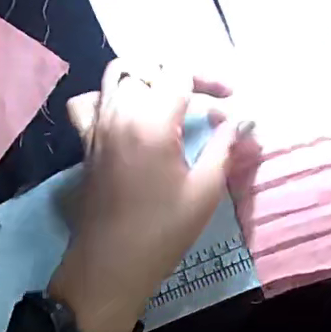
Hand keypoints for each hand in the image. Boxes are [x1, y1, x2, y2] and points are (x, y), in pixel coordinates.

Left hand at [48, 60, 251, 331]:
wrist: (111, 265)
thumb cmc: (164, 230)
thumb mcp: (206, 189)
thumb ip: (225, 146)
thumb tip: (244, 119)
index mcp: (152, 122)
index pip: (178, 72)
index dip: (210, 78)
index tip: (231, 100)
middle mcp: (120, 113)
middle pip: (146, 66)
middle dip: (179, 75)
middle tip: (206, 98)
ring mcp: (97, 126)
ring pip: (116, 76)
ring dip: (147, 80)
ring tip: (171, 101)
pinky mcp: (86, 142)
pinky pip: (91, 102)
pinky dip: (111, 98)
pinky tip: (130, 117)